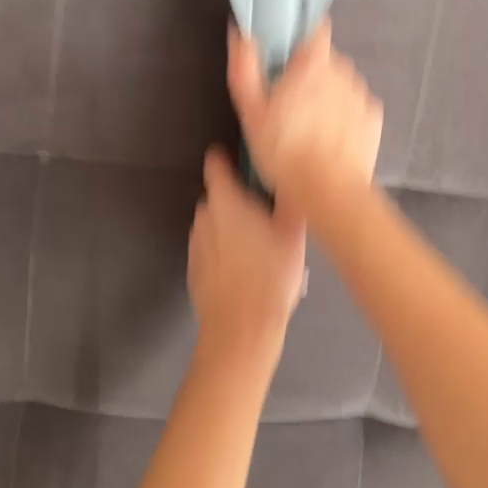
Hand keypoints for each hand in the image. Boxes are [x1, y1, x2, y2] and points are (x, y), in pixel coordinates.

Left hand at [187, 150, 306, 357]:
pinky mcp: (193, 267)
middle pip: (221, 195)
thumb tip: (293, 176)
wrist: (241, 328)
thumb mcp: (294, 234)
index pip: (216, 162)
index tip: (248, 164)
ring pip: (216, 223)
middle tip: (269, 217)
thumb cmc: (270, 277)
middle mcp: (204, 215)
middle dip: (240, 200)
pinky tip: (247, 269)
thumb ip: (291, 197)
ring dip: (232, 227)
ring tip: (261, 248)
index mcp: (226, 200)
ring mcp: (195, 242)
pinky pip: (211, 247)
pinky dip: (225, 251)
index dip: (230, 158)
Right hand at [228, 20, 382, 210]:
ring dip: (326, 96)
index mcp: (312, 64)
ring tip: (307, 128)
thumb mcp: (251, 111)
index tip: (287, 57)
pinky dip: (343, 117)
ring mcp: (361, 95)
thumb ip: (245, 67)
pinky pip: (355, 108)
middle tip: (288, 104)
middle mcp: (343, 72)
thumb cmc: (286, 151)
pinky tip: (328, 139)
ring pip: (340, 84)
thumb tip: (241, 35)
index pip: (315, 28)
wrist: (329, 191)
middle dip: (308, 74)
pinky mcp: (373, 119)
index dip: (300, 38)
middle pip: (324, 60)